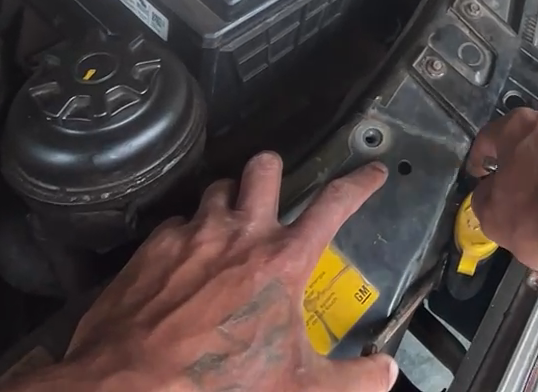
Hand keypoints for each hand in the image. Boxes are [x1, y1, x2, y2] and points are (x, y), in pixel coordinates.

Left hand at [11, 154, 396, 391]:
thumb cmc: (217, 388)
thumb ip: (352, 382)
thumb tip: (386, 375)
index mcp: (285, 258)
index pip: (336, 202)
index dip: (360, 182)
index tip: (373, 172)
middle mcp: (243, 233)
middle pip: (265, 168)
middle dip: (271, 171)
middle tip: (271, 191)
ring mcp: (194, 236)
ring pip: (217, 189)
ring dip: (226, 203)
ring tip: (224, 228)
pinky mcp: (151, 250)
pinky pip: (174, 225)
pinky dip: (182, 238)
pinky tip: (178, 265)